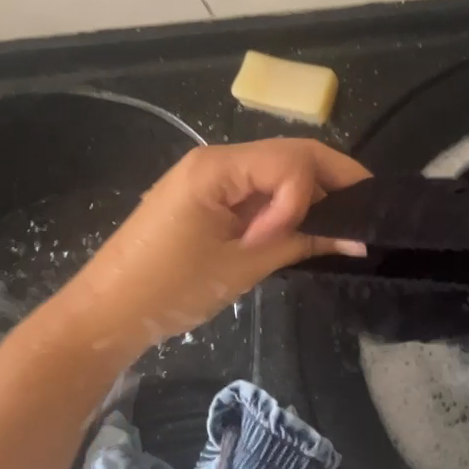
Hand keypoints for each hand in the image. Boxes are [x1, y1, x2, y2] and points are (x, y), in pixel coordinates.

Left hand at [49, 138, 369, 352]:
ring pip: (281, 166)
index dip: (305, 199)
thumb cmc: (167, 290)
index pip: (291, 161)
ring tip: (340, 219)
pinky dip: (287, 200)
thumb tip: (358, 239)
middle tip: (366, 208)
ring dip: (312, 189)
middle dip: (333, 177)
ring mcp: (213, 173)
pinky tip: (305, 222)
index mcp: (217, 167)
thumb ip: (301, 242)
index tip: (289, 240)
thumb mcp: (243, 266)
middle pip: (292, 152)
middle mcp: (218, 158)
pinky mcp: (211, 193)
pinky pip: (262, 184)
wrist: (103, 316)